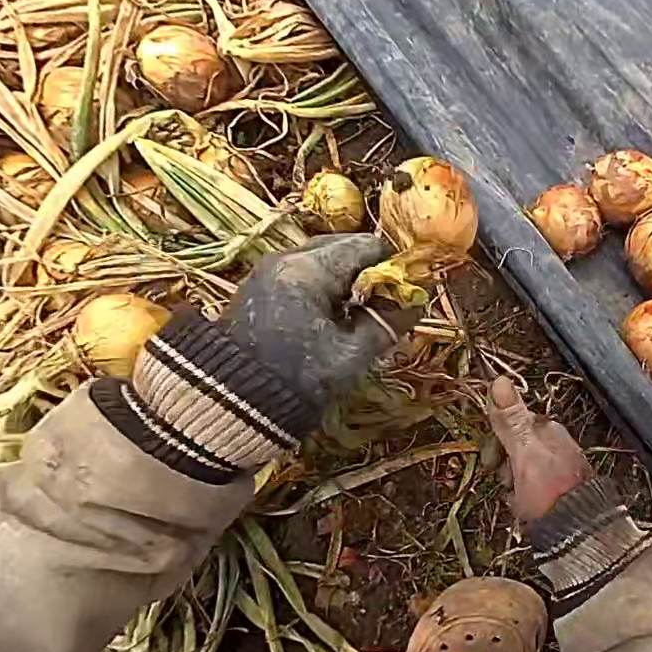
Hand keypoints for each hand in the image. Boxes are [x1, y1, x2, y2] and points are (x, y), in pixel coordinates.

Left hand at [224, 234, 421, 397]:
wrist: (232, 405)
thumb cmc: (300, 377)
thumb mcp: (353, 353)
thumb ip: (388, 322)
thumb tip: (418, 301)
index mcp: (309, 269)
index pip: (366, 245)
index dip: (393, 265)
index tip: (405, 291)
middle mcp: (286, 259)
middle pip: (343, 247)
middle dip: (370, 271)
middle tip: (384, 304)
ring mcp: (269, 271)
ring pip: (323, 260)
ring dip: (348, 280)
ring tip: (360, 315)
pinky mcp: (260, 288)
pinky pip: (304, 274)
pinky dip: (325, 288)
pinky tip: (333, 318)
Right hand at [485, 377, 594, 521]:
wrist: (578, 533)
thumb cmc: (550, 491)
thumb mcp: (524, 453)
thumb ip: (511, 420)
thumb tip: (499, 380)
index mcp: (548, 430)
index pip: (512, 423)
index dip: (495, 442)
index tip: (491, 461)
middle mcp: (556, 444)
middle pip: (515, 445)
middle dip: (503, 463)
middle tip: (505, 481)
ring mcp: (559, 467)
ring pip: (521, 467)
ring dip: (512, 482)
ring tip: (517, 498)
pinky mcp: (559, 489)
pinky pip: (531, 486)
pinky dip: (523, 496)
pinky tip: (525, 507)